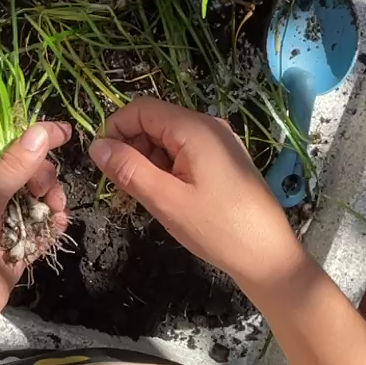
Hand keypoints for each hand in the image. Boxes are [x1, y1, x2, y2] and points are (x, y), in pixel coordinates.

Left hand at [0, 121, 72, 361]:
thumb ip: (13, 166)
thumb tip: (42, 131)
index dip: (29, 141)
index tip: (63, 134)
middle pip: (21, 175)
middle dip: (41, 177)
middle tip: (47, 189)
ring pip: (33, 203)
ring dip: (49, 201)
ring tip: (56, 209)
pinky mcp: (13, 253)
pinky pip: (37, 232)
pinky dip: (50, 226)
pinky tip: (59, 224)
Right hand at [87, 98, 308, 294]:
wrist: (268, 255)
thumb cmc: (217, 228)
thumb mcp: (165, 200)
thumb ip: (128, 169)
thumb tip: (97, 146)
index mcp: (195, 128)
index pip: (141, 109)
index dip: (115, 129)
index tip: (102, 162)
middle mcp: (208, 126)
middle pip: (155, 121)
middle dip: (131, 146)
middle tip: (123, 185)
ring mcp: (219, 144)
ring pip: (168, 139)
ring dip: (148, 160)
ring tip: (147, 195)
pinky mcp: (224, 161)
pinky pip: (184, 153)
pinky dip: (167, 168)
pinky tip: (168, 197)